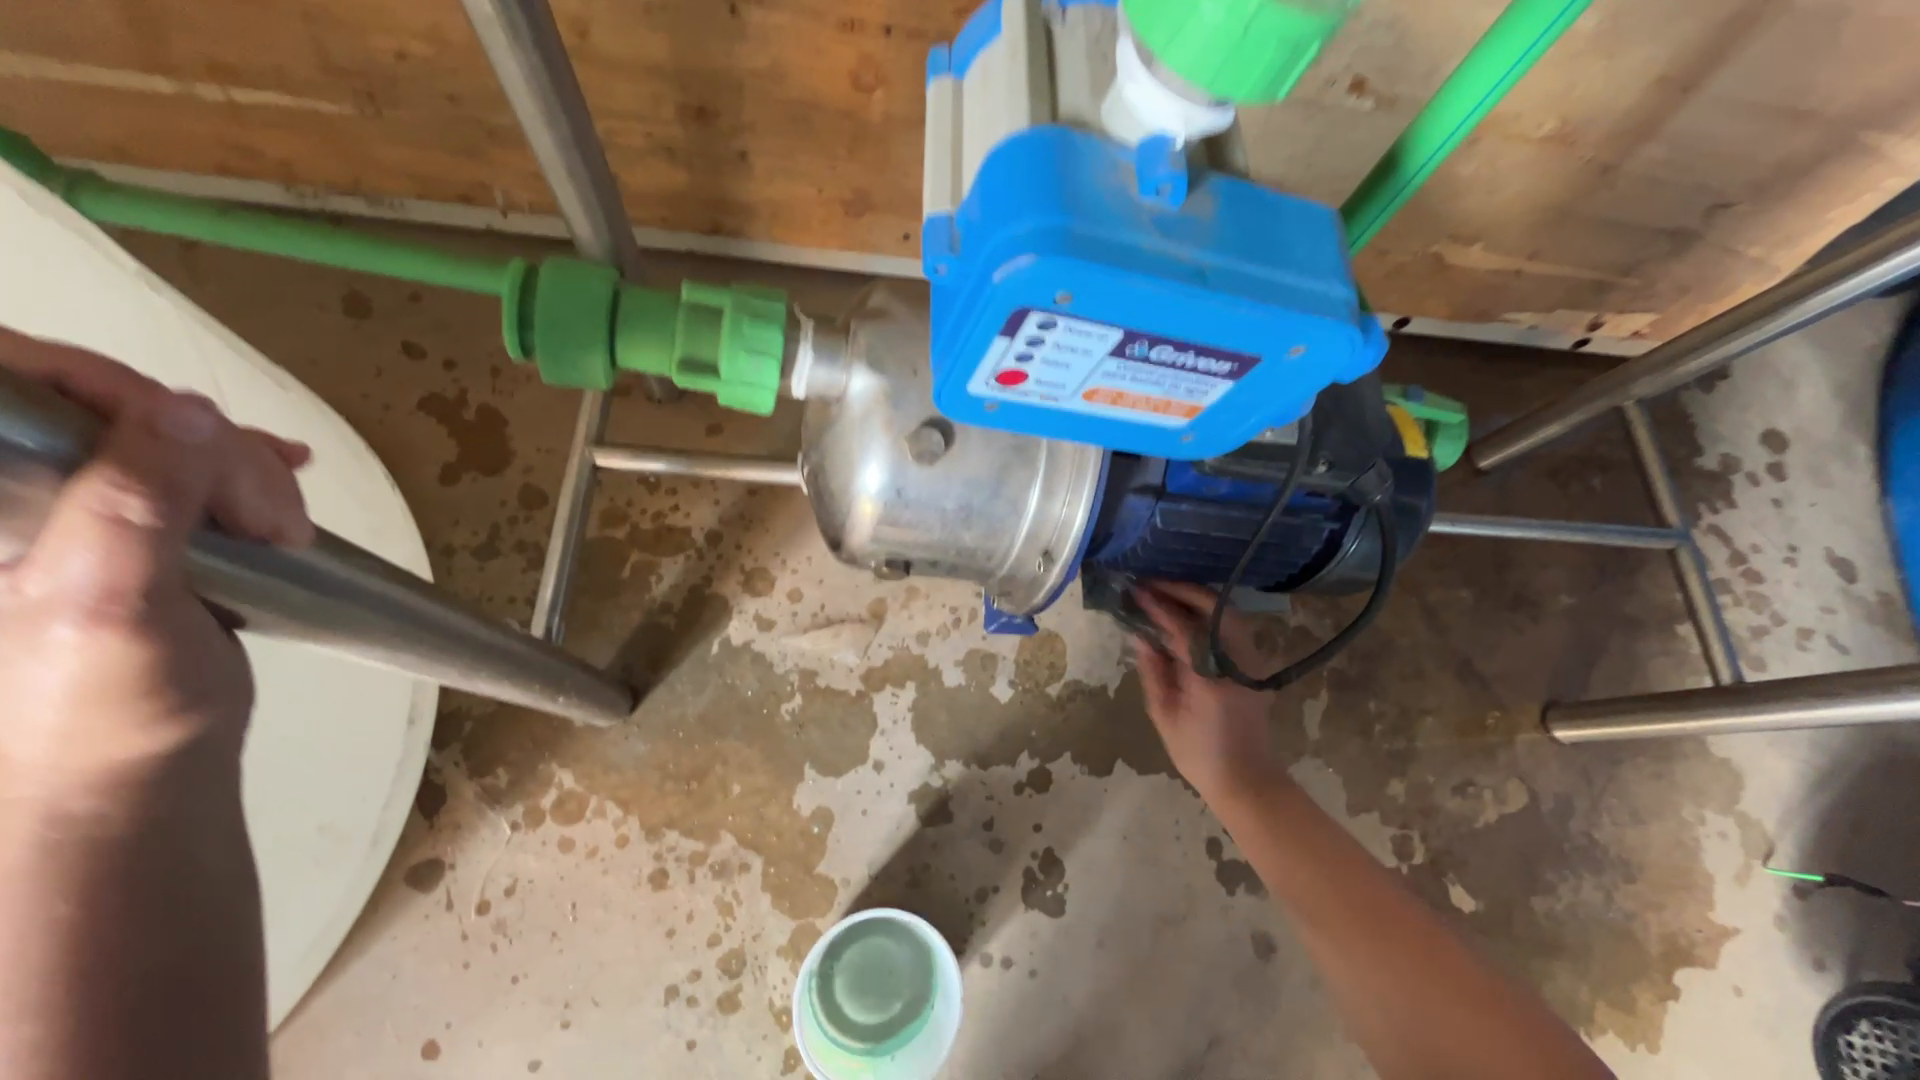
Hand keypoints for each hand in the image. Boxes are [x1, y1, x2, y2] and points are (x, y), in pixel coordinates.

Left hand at [0, 328, 313, 804]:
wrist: (142, 776)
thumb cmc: (105, 709)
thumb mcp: (112, 604)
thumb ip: (135, 504)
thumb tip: (188, 408)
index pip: (7, 379)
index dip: (90, 381)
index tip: (184, 434)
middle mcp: (18, 493)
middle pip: (109, 403)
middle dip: (206, 447)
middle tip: (267, 515)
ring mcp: (80, 507)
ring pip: (166, 431)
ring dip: (242, 466)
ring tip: (285, 528)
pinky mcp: (142, 525)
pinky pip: (195, 461)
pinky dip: (249, 466)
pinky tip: (287, 480)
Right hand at [1131, 581, 1290, 801]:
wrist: (1246, 778)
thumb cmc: (1198, 753)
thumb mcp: (1164, 714)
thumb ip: (1152, 671)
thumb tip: (1140, 636)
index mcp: (1211, 675)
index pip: (1183, 626)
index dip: (1158, 605)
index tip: (1137, 590)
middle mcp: (1237, 659)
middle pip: (1213, 607)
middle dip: (1181, 590)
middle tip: (1151, 583)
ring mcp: (1252, 659)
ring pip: (1226, 612)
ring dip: (1197, 598)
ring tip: (1166, 593)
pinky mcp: (1255, 663)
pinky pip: (1232, 625)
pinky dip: (1209, 613)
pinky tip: (1188, 615)